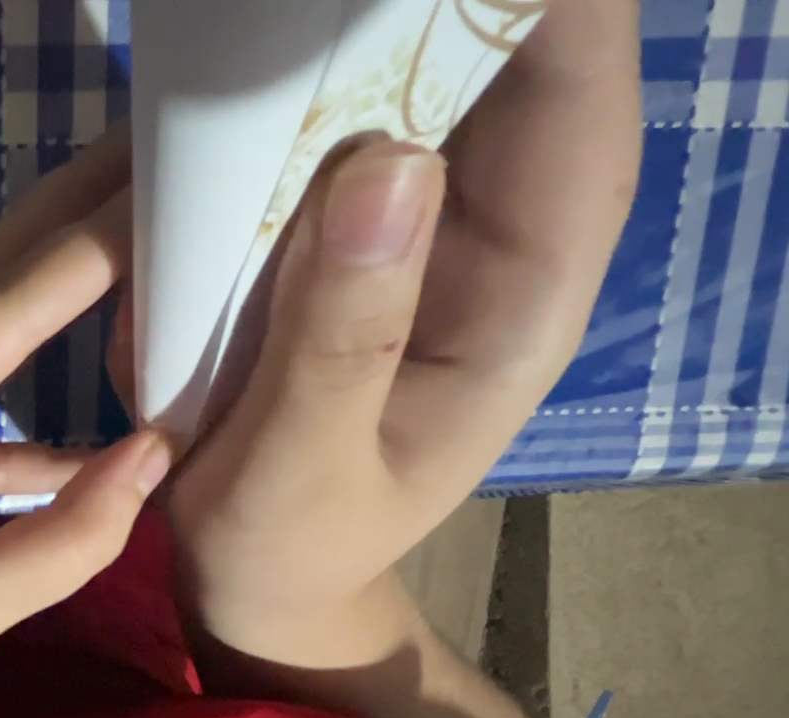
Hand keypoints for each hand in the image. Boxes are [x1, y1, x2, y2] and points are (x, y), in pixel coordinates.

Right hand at [127, 0, 641, 670]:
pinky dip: (271, 155)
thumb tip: (383, 168)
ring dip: (335, 86)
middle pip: (486, 111)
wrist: (250, 581)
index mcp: (509, 319)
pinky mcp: (317, 281)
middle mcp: (464, 272)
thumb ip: (338, 342)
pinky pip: (307, 191)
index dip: (558, 28)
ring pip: (391, 138)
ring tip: (276, 45)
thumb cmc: (284, 544)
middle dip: (425, 33)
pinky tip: (225, 136)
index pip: (573, 141)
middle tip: (323, 10)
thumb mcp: (303, 465)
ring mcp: (384, 271)